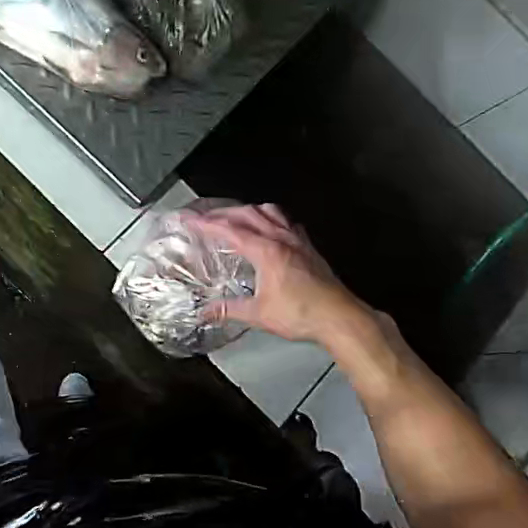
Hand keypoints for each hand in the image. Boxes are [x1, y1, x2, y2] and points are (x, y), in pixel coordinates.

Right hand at [186, 203, 376, 347]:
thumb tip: (206, 313)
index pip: (229, 230)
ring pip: (270, 212)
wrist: (338, 317)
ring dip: (249, 211)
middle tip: (206, 217)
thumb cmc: (301, 314)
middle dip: (223, 212)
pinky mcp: (309, 248)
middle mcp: (281, 239)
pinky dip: (272, 219)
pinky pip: (288, 223)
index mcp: (266, 251)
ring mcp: (298, 241)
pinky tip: (269, 230)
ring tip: (236, 217)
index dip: (206, 223)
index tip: (189, 219)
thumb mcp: (258, 314)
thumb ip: (230, 309)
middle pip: (248, 213)